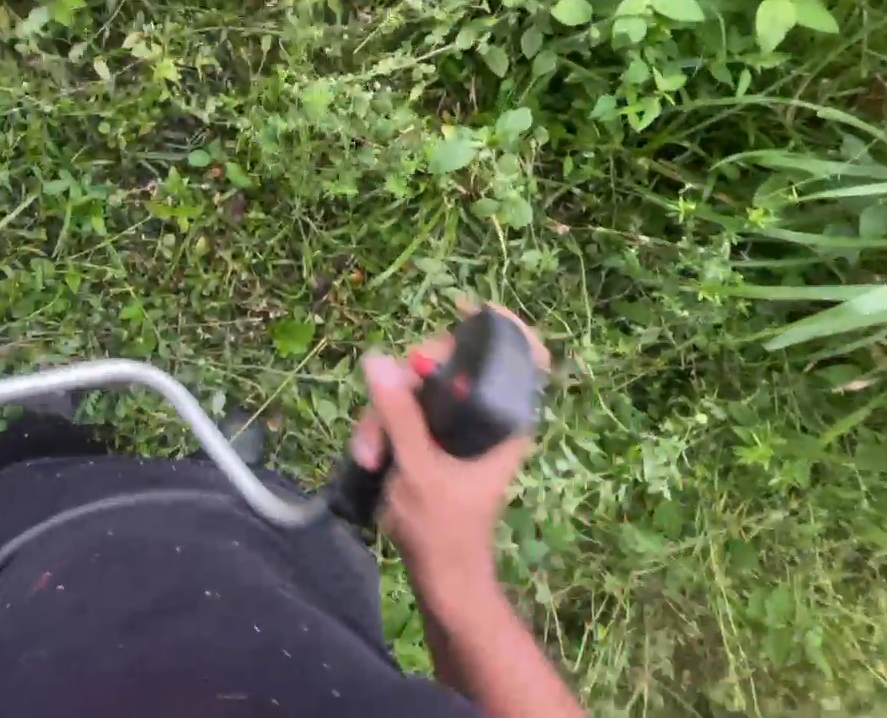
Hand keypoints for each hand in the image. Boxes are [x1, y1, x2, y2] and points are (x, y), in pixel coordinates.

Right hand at [348, 305, 549, 586]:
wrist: (440, 577)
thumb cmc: (442, 530)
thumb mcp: (418, 469)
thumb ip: (400, 414)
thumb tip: (379, 359)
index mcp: (503, 422)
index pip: (521, 359)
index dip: (500, 327)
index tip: (462, 309)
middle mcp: (483, 417)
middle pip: (445, 366)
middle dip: (402, 386)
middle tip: (376, 424)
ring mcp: (455, 427)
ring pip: (415, 389)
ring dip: (381, 415)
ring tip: (365, 455)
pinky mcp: (432, 438)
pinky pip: (403, 409)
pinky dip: (382, 424)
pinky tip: (367, 453)